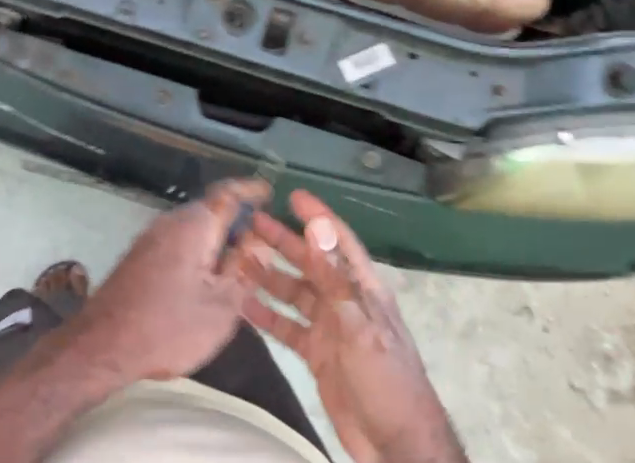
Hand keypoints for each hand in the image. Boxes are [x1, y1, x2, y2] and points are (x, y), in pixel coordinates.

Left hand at [61, 179, 270, 384]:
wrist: (105, 344)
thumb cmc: (170, 327)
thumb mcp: (222, 306)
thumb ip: (243, 269)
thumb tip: (259, 241)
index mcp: (194, 226)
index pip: (227, 193)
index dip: (250, 190)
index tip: (271, 192)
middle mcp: (171, 222)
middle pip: (210, 209)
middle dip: (238, 219)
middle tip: (264, 237)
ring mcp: (152, 237)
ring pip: (194, 227)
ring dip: (218, 237)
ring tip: (243, 260)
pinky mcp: (141, 255)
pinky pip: (180, 241)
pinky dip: (201, 249)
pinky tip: (210, 275)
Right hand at [238, 190, 465, 462]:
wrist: (396, 443)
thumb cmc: (384, 379)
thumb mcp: (358, 325)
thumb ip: (334, 278)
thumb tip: (317, 227)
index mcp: (362, 290)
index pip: (338, 242)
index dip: (318, 218)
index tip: (293, 195)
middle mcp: (345, 303)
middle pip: (310, 264)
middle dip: (283, 243)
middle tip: (250, 224)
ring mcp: (330, 329)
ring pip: (294, 293)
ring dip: (269, 277)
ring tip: (238, 260)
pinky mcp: (318, 355)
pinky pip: (287, 327)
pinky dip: (267, 315)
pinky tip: (243, 305)